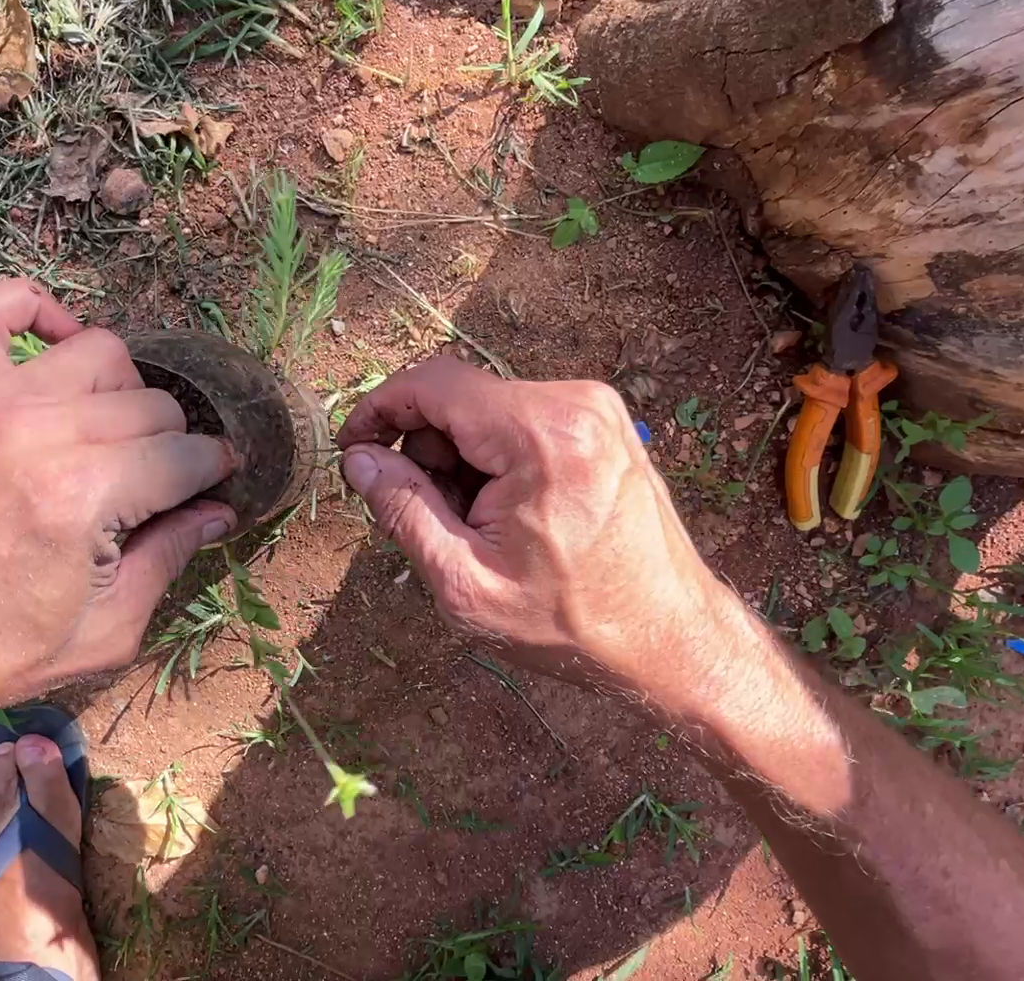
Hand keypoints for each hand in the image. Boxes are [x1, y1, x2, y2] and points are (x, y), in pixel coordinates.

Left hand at [0, 280, 236, 742]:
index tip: (218, 483)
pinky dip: (30, 308)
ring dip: (126, 392)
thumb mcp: (110, 629)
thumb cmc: (1, 651)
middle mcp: (38, 434)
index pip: (183, 457)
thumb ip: (173, 555)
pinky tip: (58, 342)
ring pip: (101, 353)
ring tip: (118, 434)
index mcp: (79, 498)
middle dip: (174, 445)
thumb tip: (220, 511)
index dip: (214, 471)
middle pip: (151, 406)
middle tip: (161, 483)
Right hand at [336, 357, 743, 711]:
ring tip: (477, 526)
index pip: (432, 383)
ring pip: (484, 410)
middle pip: (457, 399)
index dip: (377, 408)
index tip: (351, 446)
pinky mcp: (600, 422)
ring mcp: (594, 408)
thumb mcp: (464, 582)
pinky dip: (492, 459)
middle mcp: (573, 402)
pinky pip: (517, 421)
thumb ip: (402, 510)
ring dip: (458, 460)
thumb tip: (357, 460)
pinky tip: (505, 513)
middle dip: (424, 452)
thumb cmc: (570, 623)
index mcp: (540, 435)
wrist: (672, 640)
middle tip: (430, 517)